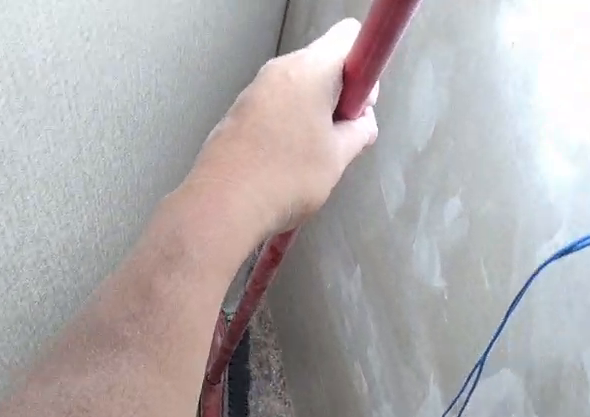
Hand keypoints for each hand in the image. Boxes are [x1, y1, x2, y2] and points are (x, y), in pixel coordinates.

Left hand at [187, 19, 380, 237]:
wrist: (224, 206)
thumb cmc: (283, 180)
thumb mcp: (337, 159)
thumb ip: (358, 133)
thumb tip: (363, 124)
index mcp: (310, 70)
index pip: (349, 38)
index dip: (364, 70)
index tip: (360, 107)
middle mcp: (279, 71)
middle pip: (322, 67)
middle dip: (337, 100)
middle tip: (338, 142)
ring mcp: (255, 91)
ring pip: (297, 92)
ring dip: (311, 120)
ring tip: (309, 163)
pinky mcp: (238, 115)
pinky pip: (274, 112)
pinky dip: (287, 132)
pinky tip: (285, 167)